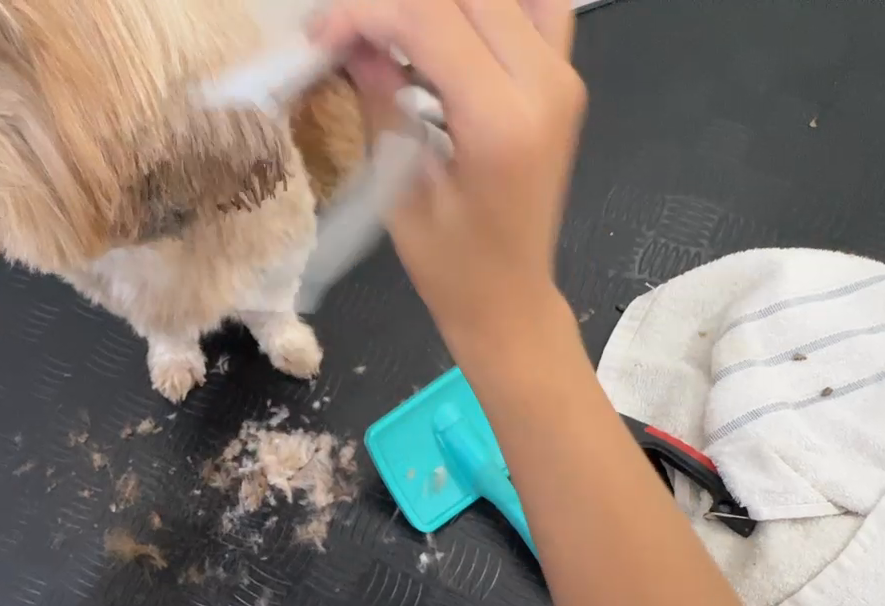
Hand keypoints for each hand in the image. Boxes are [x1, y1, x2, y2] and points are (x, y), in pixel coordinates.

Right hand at [313, 0, 585, 347]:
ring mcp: (563, 74)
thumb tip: (350, 40)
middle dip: (395, 4)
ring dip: (439, 6)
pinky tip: (449, 30)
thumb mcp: (402, 192)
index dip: (367, 14)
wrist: (508, 298)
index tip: (320, 34)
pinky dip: (487, 8)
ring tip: (392, 33)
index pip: (429, 20)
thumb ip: (383, 103)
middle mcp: (544, 82)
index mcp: (499, 122)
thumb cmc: (450, 268)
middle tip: (346, 33)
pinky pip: (536, 7)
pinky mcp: (564, 77)